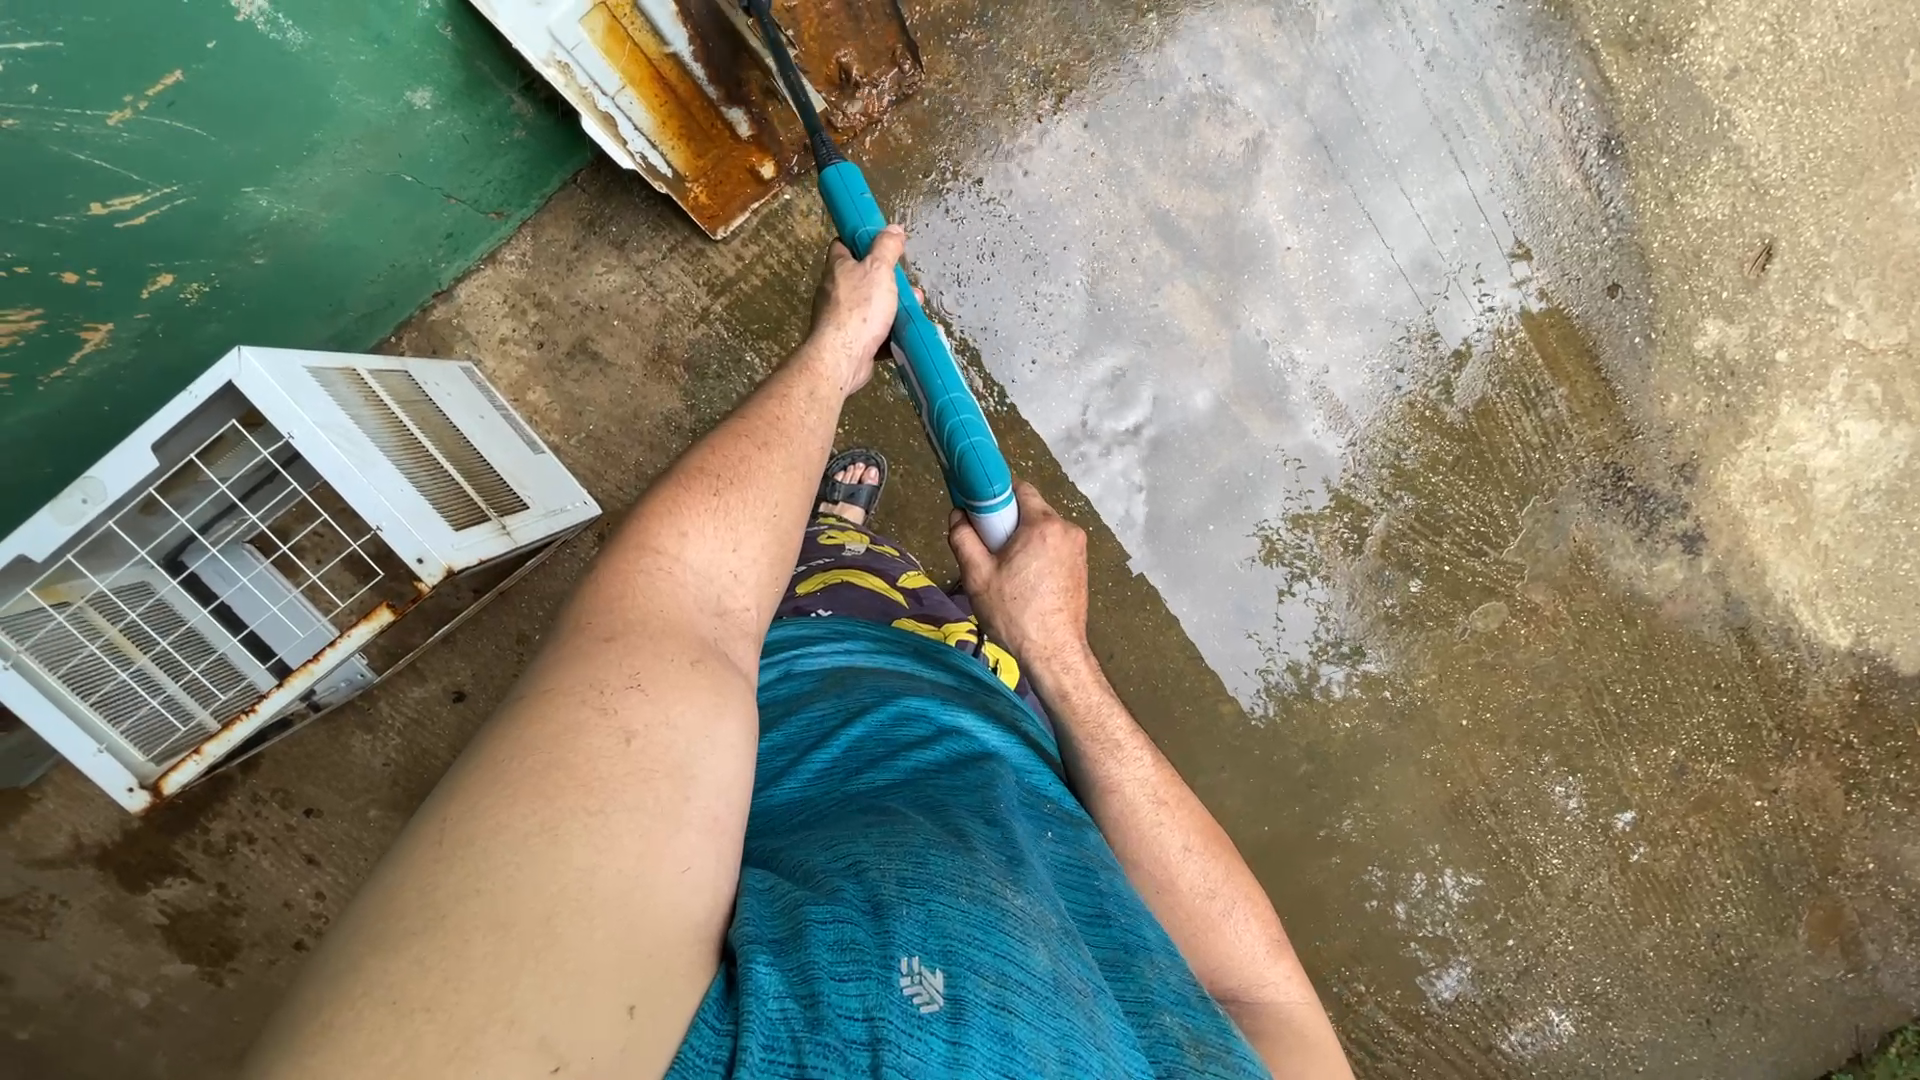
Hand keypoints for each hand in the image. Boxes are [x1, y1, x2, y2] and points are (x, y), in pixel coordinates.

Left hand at [804, 225, 905, 396]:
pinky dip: (889, 335)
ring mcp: (840, 319)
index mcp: (838, 267)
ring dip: (892, 310)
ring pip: (870, 308)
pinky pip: (872, 334)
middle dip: (888, 283)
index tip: (882, 247)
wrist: (844, 357)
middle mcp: (834, 292)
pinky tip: (904, 336)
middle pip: (863, 280)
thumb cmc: (860, 309)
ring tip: (912, 312)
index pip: (844, 245)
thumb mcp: (878, 270)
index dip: (862, 243)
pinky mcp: (850, 343)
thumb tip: (894, 228)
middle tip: (908, 289)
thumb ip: (886, 248)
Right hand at [947, 481, 1095, 686]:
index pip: (1018, 487)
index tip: (978, 512)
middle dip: (1007, 522)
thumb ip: (963, 538)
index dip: (995, 495)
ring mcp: (1078, 549)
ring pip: (1042, 530)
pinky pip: (1053, 548)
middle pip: (1030, 510)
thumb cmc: (1015, 614)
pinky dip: (1037, 556)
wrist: (1054, 652)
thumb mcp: (977, 575)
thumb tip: (958, 515)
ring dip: (1022, 541)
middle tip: (988, 550)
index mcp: (1043, 524)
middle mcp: (1067, 530)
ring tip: (1005, 572)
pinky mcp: (1081, 567)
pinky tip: (1024, 582)